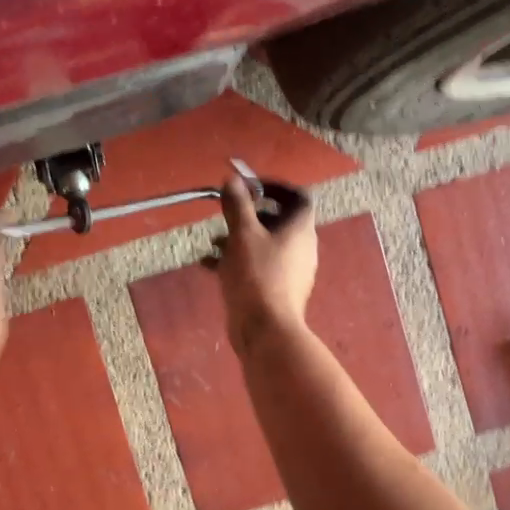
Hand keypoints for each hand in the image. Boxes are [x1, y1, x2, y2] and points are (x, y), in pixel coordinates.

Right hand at [213, 173, 316, 354]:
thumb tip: (232, 180)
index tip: (249, 188)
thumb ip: (237, 206)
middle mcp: (300, 247)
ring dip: (239, 239)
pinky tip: (209, 266)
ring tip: (213, 243)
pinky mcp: (276, 290)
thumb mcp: (242, 235)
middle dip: (249, 216)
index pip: (297, 197)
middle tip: (227, 217)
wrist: (265, 329)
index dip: (275, 188)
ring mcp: (289, 271)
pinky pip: (257, 267)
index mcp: (300, 229)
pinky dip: (236, 261)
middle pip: (278, 221)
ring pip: (264, 245)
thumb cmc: (256, 276)